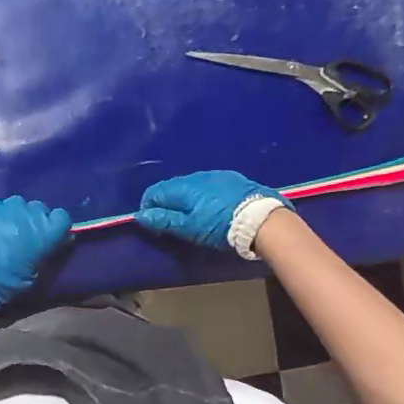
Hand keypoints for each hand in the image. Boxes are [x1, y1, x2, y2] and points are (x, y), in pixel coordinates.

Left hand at [0, 196, 71, 333]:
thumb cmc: (9, 283)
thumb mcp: (39, 273)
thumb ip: (50, 252)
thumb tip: (59, 241)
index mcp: (47, 230)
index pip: (62, 217)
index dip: (56, 227)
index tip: (50, 237)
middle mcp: (29, 212)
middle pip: (39, 209)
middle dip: (35, 220)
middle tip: (26, 236)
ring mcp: (6, 207)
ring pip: (17, 204)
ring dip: (16, 215)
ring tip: (7, 230)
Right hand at [134, 171, 291, 256]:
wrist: (264, 220)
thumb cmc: (221, 227)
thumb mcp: (189, 228)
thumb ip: (164, 220)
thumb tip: (139, 215)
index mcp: (182, 187)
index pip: (153, 192)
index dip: (148, 208)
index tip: (154, 226)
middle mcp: (196, 176)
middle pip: (172, 188)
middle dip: (167, 204)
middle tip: (173, 225)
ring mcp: (216, 175)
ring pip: (191, 186)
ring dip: (186, 200)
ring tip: (193, 218)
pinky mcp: (233, 179)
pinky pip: (208, 185)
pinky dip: (203, 196)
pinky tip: (212, 209)